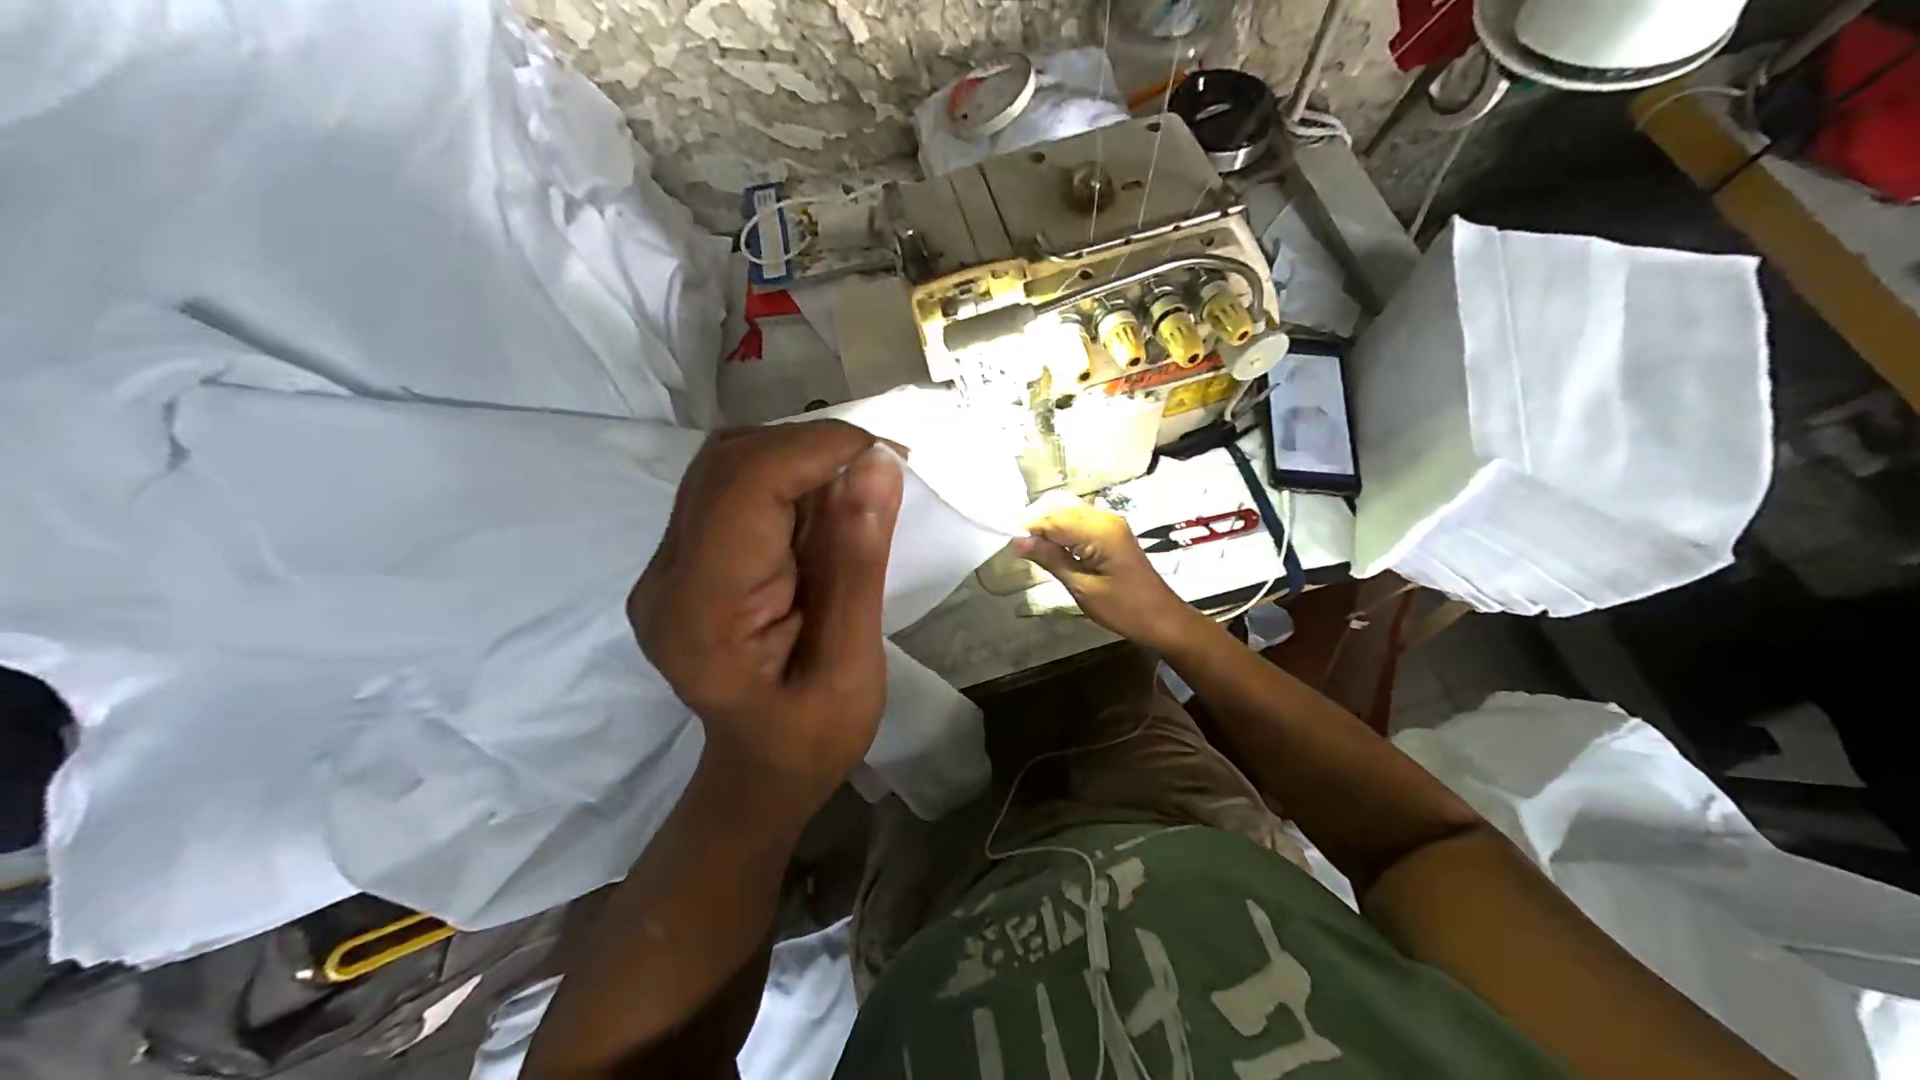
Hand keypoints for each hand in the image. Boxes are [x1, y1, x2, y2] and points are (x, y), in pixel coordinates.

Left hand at [629, 421, 903, 811]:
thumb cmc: (812, 740)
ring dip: (801, 459)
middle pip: (728, 463)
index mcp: (700, 612)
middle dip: (812, 447)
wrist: (760, 773)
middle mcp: (665, 577)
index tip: (889, 454)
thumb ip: (857, 564)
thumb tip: (878, 464)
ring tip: (858, 487)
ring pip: (727, 465)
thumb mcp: (852, 666)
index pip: (744, 485)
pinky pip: (732, 489)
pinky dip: (788, 479)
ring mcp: (665, 567)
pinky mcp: (683, 561)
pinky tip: (825, 508)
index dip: (817, 449)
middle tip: (883, 467)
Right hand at [1012, 504, 1199, 648]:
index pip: (1053, 520)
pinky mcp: (1114, 533)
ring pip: (1070, 514)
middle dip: (1039, 527)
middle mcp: (1106, 519)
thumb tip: (1018, 541)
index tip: (1009, 543)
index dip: (1029, 529)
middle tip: (1021, 550)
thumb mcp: (1081, 587)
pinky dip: (1066, 533)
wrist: (1162, 619)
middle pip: (1061, 511)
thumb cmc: (1123, 608)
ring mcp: (1112, 524)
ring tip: (1036, 553)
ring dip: (1051, 529)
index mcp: (1099, 531)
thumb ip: (1050, 559)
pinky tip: (1057, 551)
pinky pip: (1082, 523)